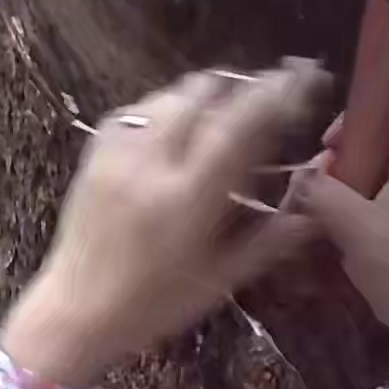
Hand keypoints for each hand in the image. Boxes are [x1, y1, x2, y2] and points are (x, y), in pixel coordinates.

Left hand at [3, 61, 328, 384]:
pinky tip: (170, 127)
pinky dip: (161, 108)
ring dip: (201, 95)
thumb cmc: (152, 305)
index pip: (238, 125)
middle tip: (260, 100)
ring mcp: (117, 156)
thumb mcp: (216, 281)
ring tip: (219, 113)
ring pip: (167, 96)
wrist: (75, 310)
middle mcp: (151, 164)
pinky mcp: (94, 157)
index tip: (298, 77)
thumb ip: (266, 242)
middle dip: (238, 87)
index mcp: (188, 198)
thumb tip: (312, 213)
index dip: (274, 94)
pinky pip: (133, 111)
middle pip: (202, 94)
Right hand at [292, 94, 388, 367]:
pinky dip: (350, 208)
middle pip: (379, 139)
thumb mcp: (360, 230)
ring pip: (372, 172)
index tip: (328, 142)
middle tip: (312, 187)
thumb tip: (298, 176)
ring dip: (340, 187)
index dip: (363, 109)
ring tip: (312, 211)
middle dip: (339, 158)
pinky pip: (375, 199)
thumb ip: (323, 195)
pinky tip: (330, 229)